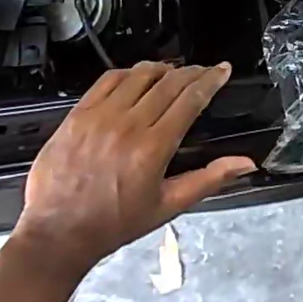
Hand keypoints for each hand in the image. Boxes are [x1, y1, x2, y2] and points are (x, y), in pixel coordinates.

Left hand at [11, 63, 255, 275]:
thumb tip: (245, 163)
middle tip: (204, 70)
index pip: (190, 100)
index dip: (210, 80)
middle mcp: (128, 125)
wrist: (57, 233)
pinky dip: (128, 72)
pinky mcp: (79, 112)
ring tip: (174, 72)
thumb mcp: (167, 206)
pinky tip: (137, 76)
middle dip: (192, 71)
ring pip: (140, 74)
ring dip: (162, 68)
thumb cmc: (114, 223)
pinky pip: (108, 79)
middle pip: (169, 82)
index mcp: (153, 149)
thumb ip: (209, 180)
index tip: (222, 69)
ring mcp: (101, 116)